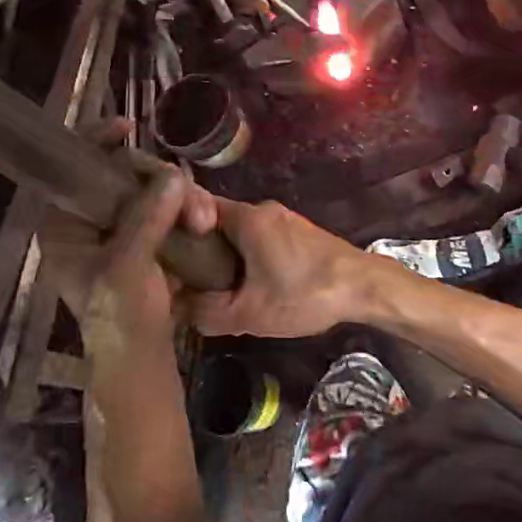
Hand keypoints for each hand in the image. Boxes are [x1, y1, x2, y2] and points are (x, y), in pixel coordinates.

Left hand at [39, 132, 218, 346]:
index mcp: (65, 225)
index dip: (95, 142)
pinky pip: (170, 203)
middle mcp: (90, 218)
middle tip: (194, 202)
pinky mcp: (149, 234)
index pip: (73, 169)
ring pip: (153, 187)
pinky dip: (188, 206)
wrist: (142, 355)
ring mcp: (122, 225)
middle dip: (162, 181)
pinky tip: (204, 220)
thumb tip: (173, 177)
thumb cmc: (119, 317)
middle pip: (124, 173)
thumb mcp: (127, 268)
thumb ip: (146, 220)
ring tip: (205, 221)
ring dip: (184, 196)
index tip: (127, 128)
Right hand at [188, 199, 383, 338]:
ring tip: (208, 290)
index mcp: (247, 217)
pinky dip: (245, 258)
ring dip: (223, 258)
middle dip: (197, 251)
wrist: (363, 287)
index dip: (172, 227)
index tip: (158, 255)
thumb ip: (203, 311)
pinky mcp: (299, 233)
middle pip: (215, 223)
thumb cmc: (304, 294)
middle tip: (180, 283)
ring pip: (238, 234)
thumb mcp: (247, 314)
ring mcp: (284, 219)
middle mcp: (264, 210)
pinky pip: (259, 240)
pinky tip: (243, 286)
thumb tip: (173, 306)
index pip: (195, 207)